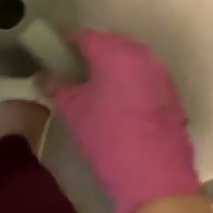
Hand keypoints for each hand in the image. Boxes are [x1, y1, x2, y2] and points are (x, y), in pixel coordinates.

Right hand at [43, 30, 200, 212]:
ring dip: (111, 68)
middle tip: (71, 72)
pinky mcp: (170, 94)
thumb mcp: (73, 111)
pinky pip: (143, 77)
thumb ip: (56, 87)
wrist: (155, 176)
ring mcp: (159, 74)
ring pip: (129, 60)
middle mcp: (141, 55)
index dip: (67, 43)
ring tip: (93, 88)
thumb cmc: (107, 136)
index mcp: (114, 52)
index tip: (54, 55)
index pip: (85, 36)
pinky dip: (128, 82)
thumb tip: (42, 77)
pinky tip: (116, 103)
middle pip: (110, 44)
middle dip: (91, 54)